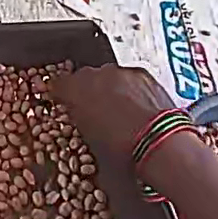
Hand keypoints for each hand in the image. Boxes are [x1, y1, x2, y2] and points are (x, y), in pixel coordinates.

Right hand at [49, 64, 174, 162]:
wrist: (159, 141)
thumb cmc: (121, 146)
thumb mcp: (87, 136)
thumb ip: (78, 116)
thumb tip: (77, 111)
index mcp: (74, 90)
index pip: (58, 83)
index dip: (61, 93)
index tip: (63, 100)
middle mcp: (94, 75)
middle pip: (83, 78)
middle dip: (87, 90)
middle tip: (94, 109)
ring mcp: (118, 72)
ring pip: (107, 76)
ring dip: (109, 88)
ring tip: (119, 110)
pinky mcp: (141, 73)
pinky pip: (129, 77)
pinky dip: (130, 88)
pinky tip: (136, 105)